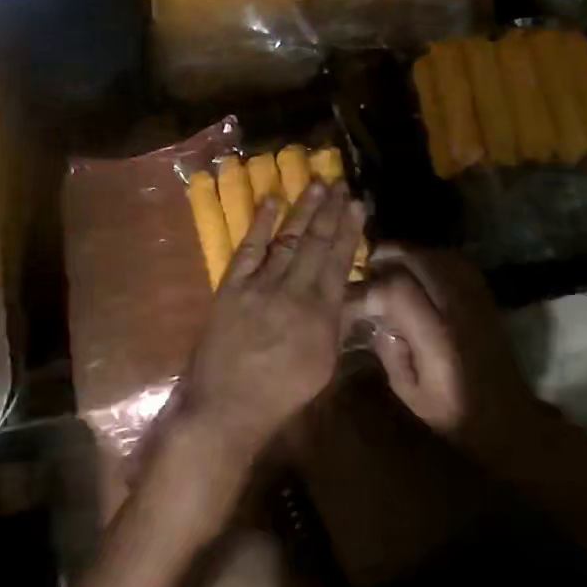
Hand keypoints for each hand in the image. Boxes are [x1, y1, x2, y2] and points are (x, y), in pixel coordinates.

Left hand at [173, 180, 366, 464]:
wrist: (228, 403)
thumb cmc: (281, 393)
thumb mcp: (323, 364)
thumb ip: (337, 324)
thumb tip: (350, 292)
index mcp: (321, 313)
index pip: (339, 262)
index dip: (349, 231)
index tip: (358, 205)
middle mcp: (294, 292)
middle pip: (316, 244)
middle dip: (330, 212)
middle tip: (341, 183)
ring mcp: (260, 286)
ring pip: (287, 239)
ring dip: (302, 210)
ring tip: (317, 185)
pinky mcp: (231, 286)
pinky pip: (249, 248)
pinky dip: (260, 223)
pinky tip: (272, 200)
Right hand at [349, 245, 541, 458]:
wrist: (507, 418)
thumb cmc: (451, 412)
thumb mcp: (406, 389)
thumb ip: (386, 346)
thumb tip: (369, 314)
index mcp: (439, 338)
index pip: (396, 290)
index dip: (364, 290)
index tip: (345, 302)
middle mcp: (459, 309)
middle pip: (415, 260)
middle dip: (381, 262)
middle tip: (361, 276)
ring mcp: (475, 298)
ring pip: (434, 254)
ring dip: (404, 256)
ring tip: (382, 270)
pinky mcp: (484, 295)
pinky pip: (452, 261)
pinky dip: (427, 259)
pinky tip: (412, 272)